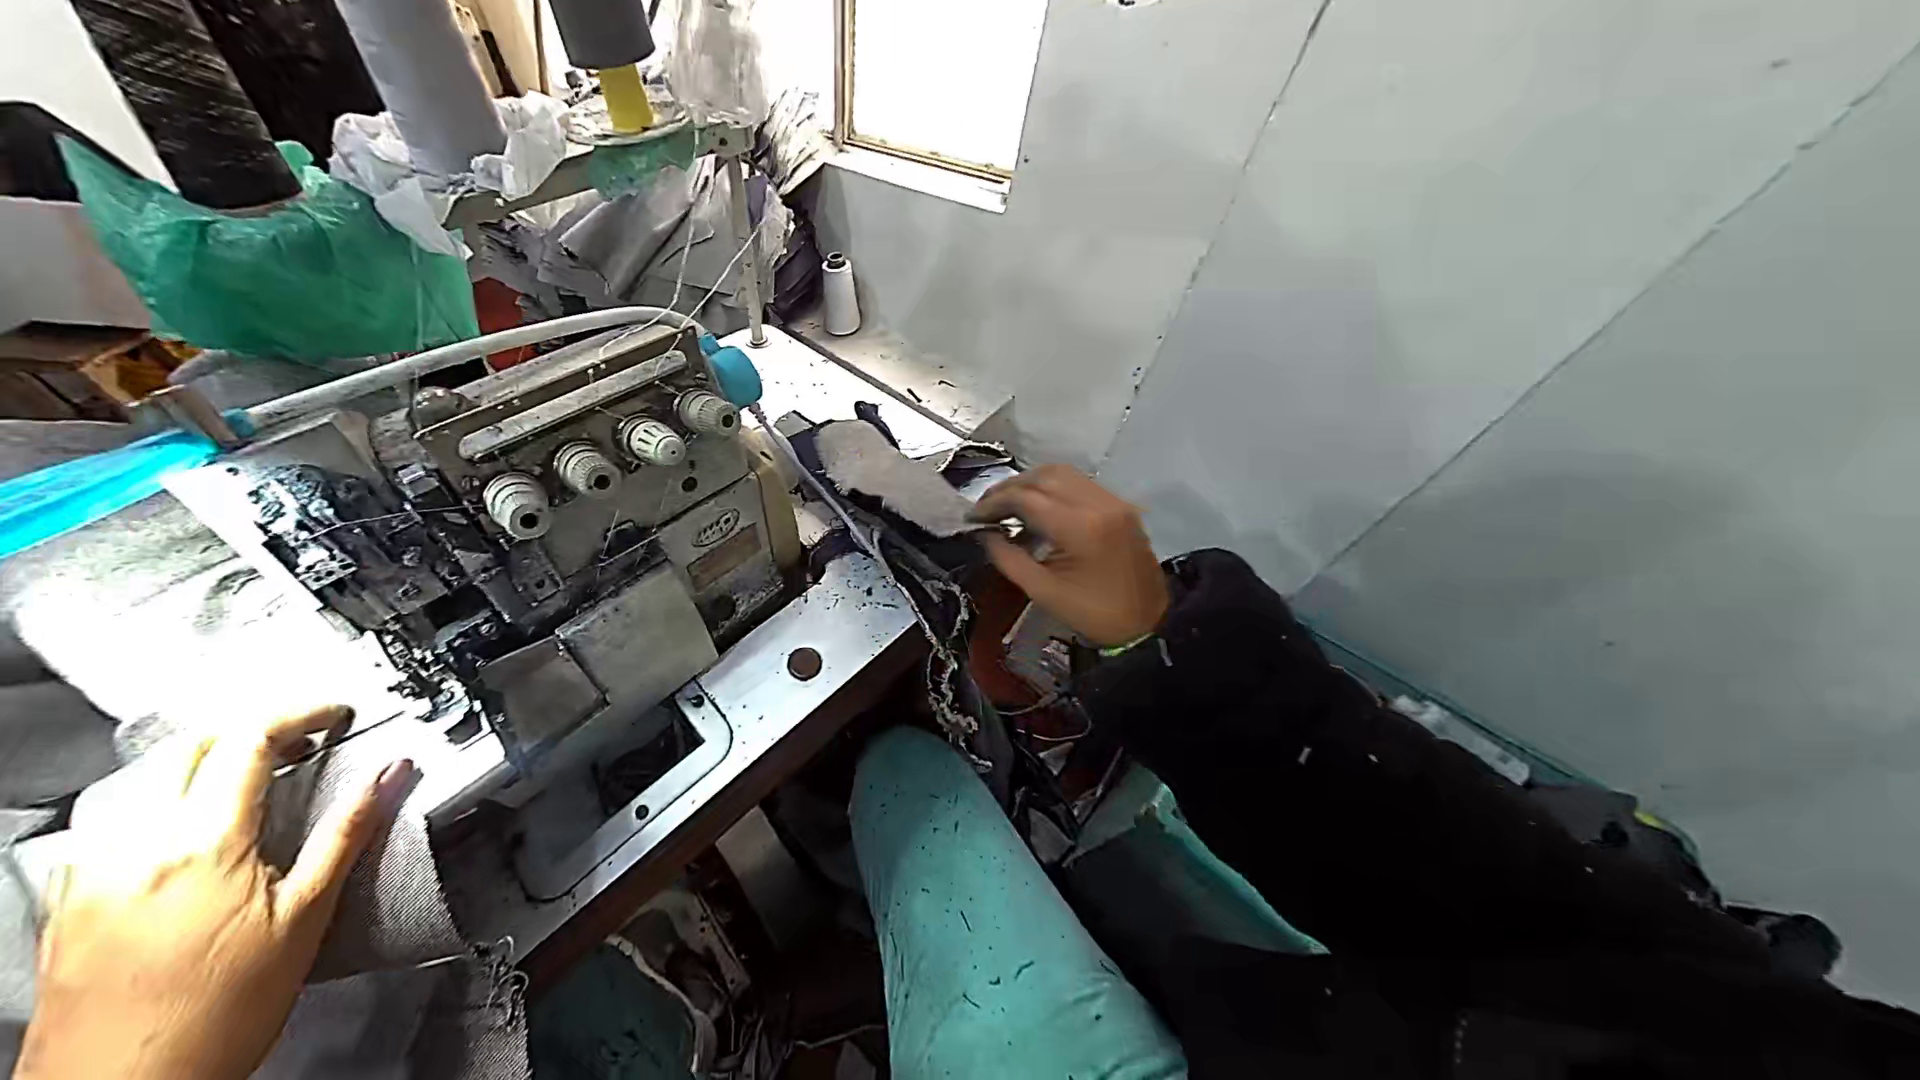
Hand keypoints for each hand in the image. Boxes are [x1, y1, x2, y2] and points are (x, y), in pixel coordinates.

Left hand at [16, 706, 415, 1079]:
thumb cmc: (218, 1014)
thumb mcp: (307, 914)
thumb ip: (349, 830)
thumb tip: (391, 773)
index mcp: (201, 847)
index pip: (248, 741)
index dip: (299, 714)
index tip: (333, 714)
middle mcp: (134, 851)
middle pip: (188, 747)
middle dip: (252, 728)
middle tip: (304, 738)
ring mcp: (91, 877)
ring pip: (142, 779)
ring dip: (205, 759)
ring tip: (255, 773)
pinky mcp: (69, 904)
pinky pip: (112, 822)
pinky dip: (162, 798)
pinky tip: (193, 823)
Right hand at [969, 465, 1169, 646]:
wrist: (1148, 624)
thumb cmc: (1093, 614)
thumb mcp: (1042, 591)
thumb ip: (1007, 557)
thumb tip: (984, 533)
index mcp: (1080, 527)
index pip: (1027, 498)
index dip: (994, 503)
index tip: (973, 516)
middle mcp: (1099, 503)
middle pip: (1044, 476)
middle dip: (1010, 488)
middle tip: (987, 508)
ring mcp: (1114, 501)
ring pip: (1063, 473)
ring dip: (1032, 483)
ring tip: (1009, 506)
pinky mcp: (1121, 505)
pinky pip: (1080, 483)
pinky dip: (1053, 489)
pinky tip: (1038, 509)